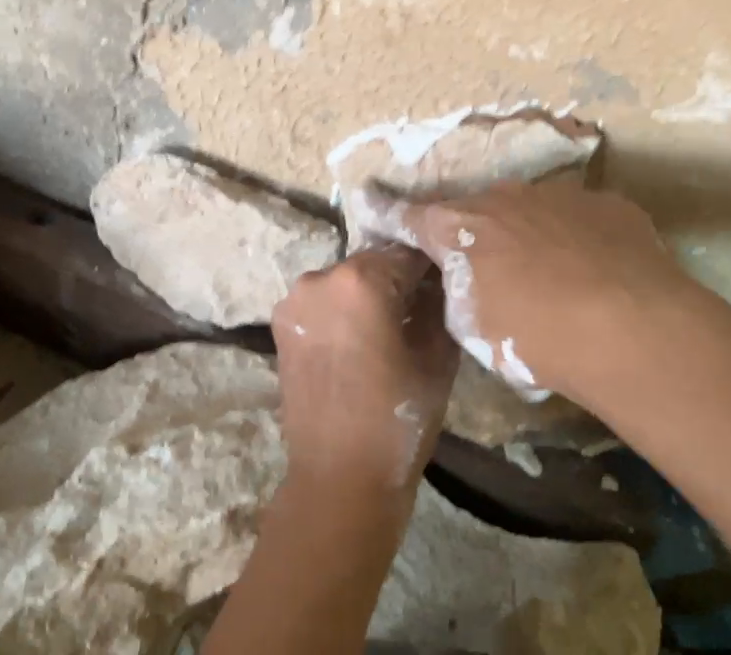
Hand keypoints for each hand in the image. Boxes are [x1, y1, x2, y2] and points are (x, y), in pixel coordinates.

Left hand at [270, 246, 458, 501]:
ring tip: (390, 331)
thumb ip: (438, 306)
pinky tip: (362, 344)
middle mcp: (319, 278)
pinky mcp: (281, 325)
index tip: (449, 284)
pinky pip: (322, 305)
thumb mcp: (437, 358)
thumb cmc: (397, 419)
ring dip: (367, 297)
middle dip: (397, 281)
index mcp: (360, 280)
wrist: (338, 476)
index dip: (432, 267)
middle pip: (371, 264)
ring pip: (344, 284)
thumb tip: (438, 282)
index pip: (407, 253)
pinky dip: (342, 314)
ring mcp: (294, 301)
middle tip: (422, 310)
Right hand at [384, 177, 727, 406]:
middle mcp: (501, 198)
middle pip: (475, 210)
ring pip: (530, 210)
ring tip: (552, 276)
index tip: (370, 199)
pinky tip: (596, 273)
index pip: (407, 214)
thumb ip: (453, 291)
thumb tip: (459, 279)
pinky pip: (580, 219)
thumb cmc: (533, 336)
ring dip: (530, 234)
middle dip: (474, 233)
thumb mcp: (470, 327)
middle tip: (488, 269)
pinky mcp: (607, 204)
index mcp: (456, 227)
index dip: (388, 212)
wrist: (629, 329)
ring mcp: (557, 195)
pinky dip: (578, 240)